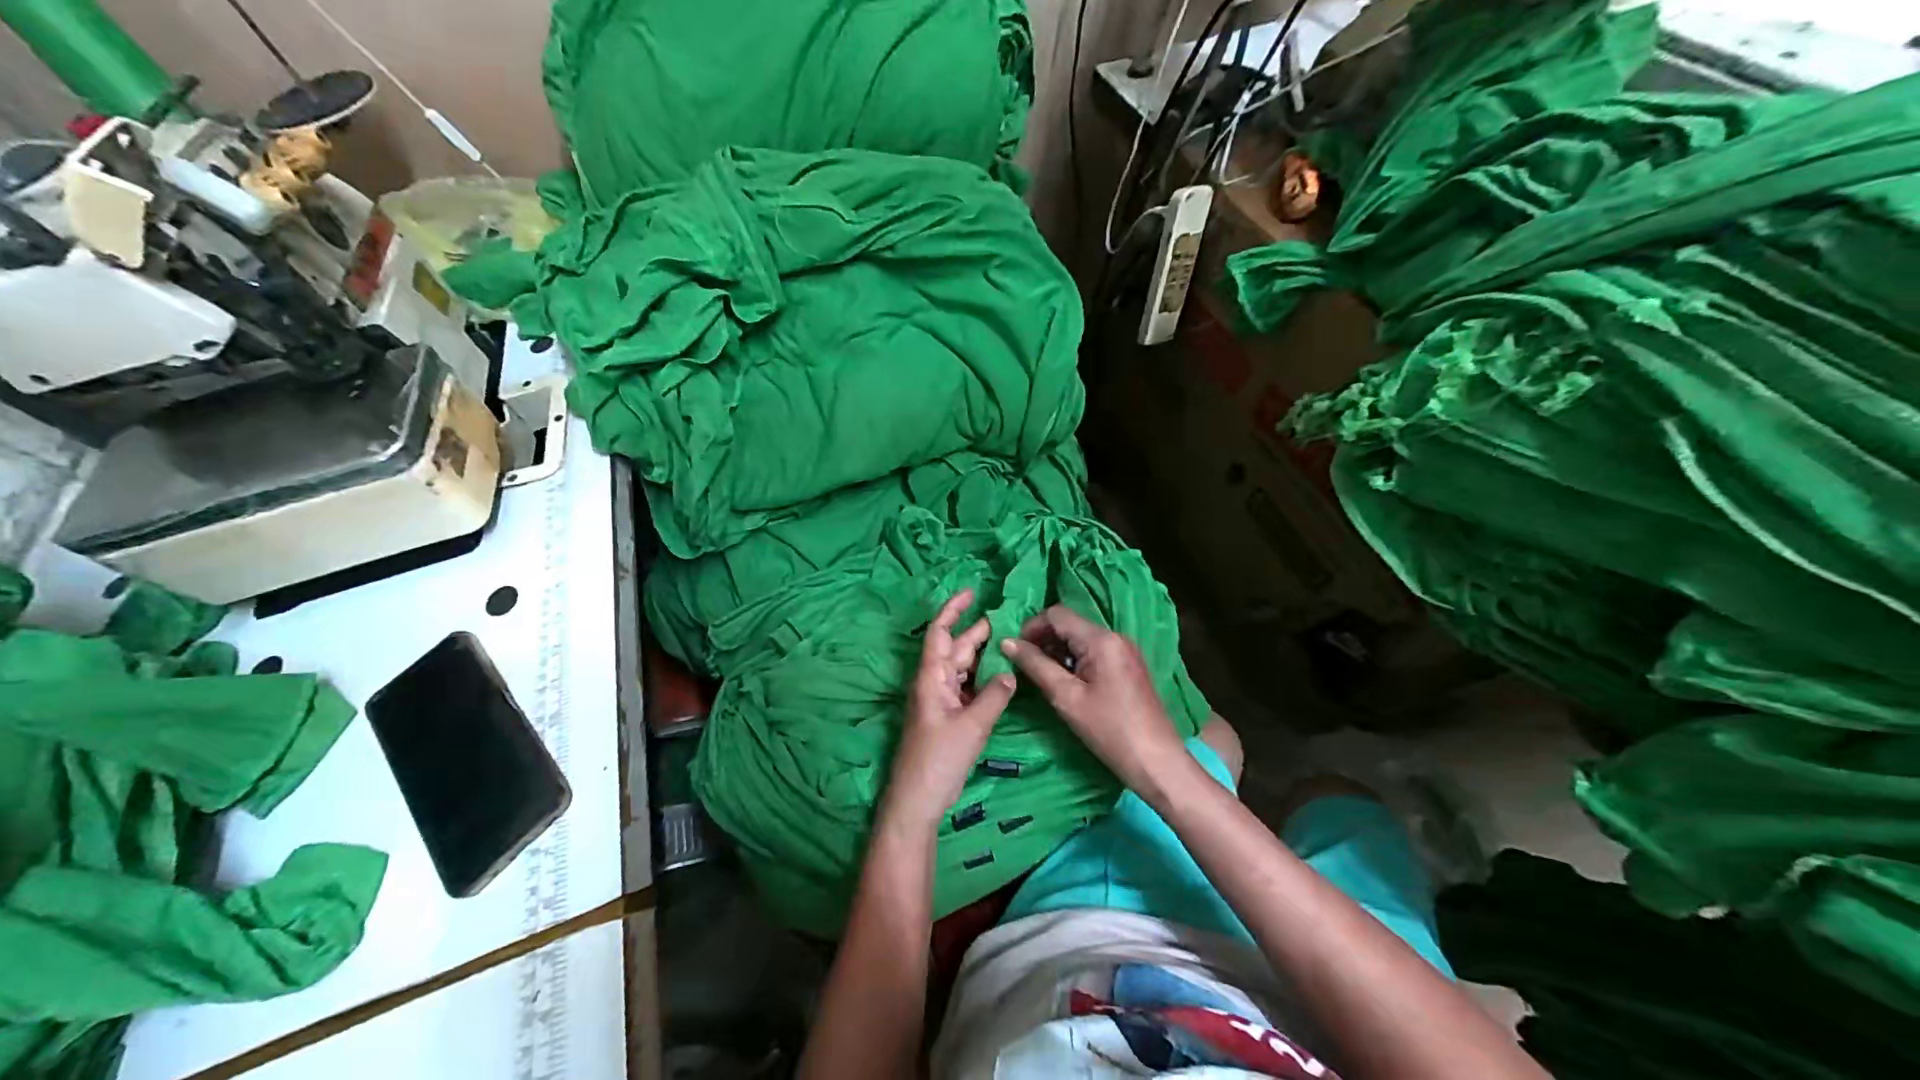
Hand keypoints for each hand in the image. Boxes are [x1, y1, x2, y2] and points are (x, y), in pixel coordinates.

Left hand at [883, 589, 1016, 829]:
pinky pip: (965, 688)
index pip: (940, 633)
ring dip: (981, 656)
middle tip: (1005, 618)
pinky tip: (1000, 677)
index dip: (953, 610)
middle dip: (976, 631)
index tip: (971, 592)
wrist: (917, 800)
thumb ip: (994, 696)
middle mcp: (933, 683)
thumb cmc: (939, 759)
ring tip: (1007, 642)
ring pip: (962, 669)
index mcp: (931, 678)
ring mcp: (939, 701)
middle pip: (955, 649)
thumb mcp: (972, 725)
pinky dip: (982, 679)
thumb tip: (1011, 673)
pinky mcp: (946, 718)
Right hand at [1000, 605, 1187, 793]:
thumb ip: (1035, 665)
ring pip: (1080, 639)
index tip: (1013, 650)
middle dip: (1042, 639)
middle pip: (1069, 624)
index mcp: (1101, 639)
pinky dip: (1073, 661)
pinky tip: (1063, 682)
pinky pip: (1093, 652)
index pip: (1057, 614)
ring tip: (1039, 676)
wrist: (1156, 762)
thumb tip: (1007, 642)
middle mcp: (1115, 637)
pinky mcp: (1127, 666)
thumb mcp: (1066, 698)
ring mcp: (1124, 651)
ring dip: (1056, 651)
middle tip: (1022, 664)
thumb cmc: (1109, 730)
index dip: (1031, 627)